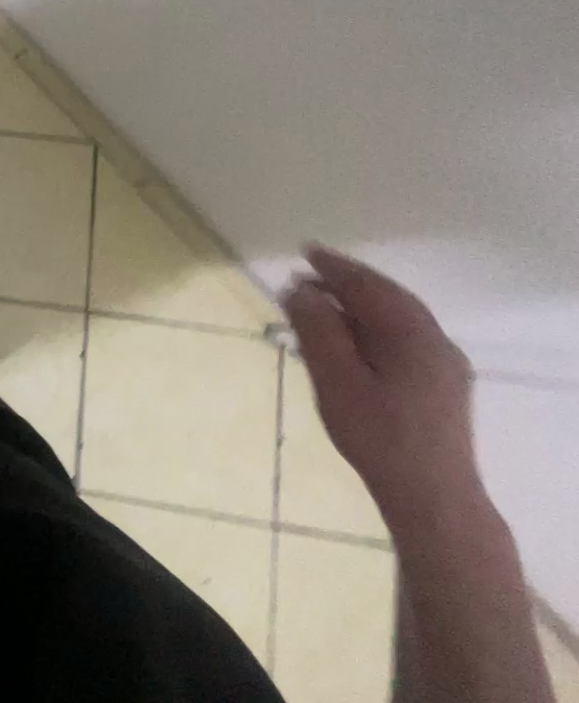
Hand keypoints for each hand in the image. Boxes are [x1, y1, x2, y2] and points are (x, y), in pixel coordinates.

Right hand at [282, 244, 485, 530]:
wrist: (430, 490)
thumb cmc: (374, 432)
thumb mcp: (334, 378)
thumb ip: (317, 329)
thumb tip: (299, 290)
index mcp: (412, 337)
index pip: (371, 288)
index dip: (336, 267)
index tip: (305, 251)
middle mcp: (436, 343)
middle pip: (391, 298)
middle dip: (349, 280)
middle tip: (309, 269)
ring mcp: (443, 364)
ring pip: (399, 317)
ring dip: (360, 301)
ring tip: (322, 298)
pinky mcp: (440, 383)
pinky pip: (404, 336)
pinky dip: (373, 322)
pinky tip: (352, 333)